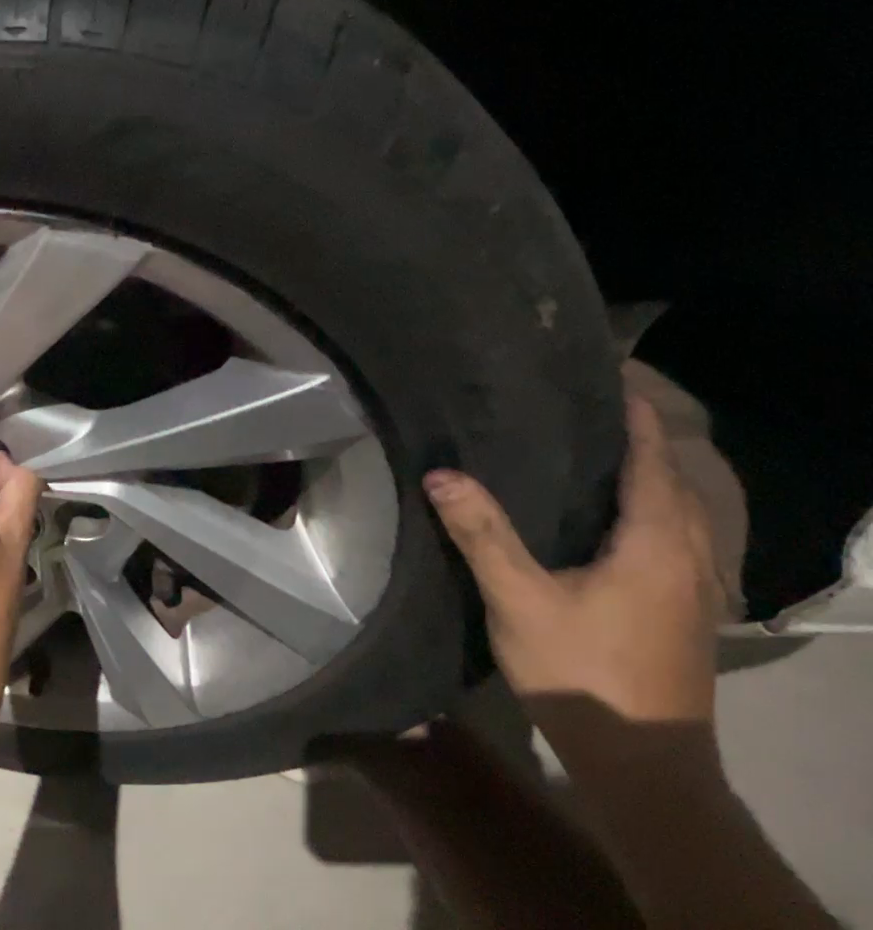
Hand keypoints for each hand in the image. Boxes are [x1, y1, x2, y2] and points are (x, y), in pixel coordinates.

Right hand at [424, 394, 720, 739]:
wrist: (642, 756)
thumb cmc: (581, 669)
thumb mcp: (519, 599)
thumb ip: (482, 534)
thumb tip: (441, 474)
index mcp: (658, 542)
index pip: (653, 462)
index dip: (635, 419)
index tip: (611, 380)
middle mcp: (690, 556)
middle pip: (676, 483)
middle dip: (643, 444)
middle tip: (589, 415)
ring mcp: (695, 588)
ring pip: (683, 515)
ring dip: (652, 480)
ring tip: (598, 460)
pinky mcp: (686, 611)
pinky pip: (677, 539)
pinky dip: (653, 513)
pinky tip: (612, 527)